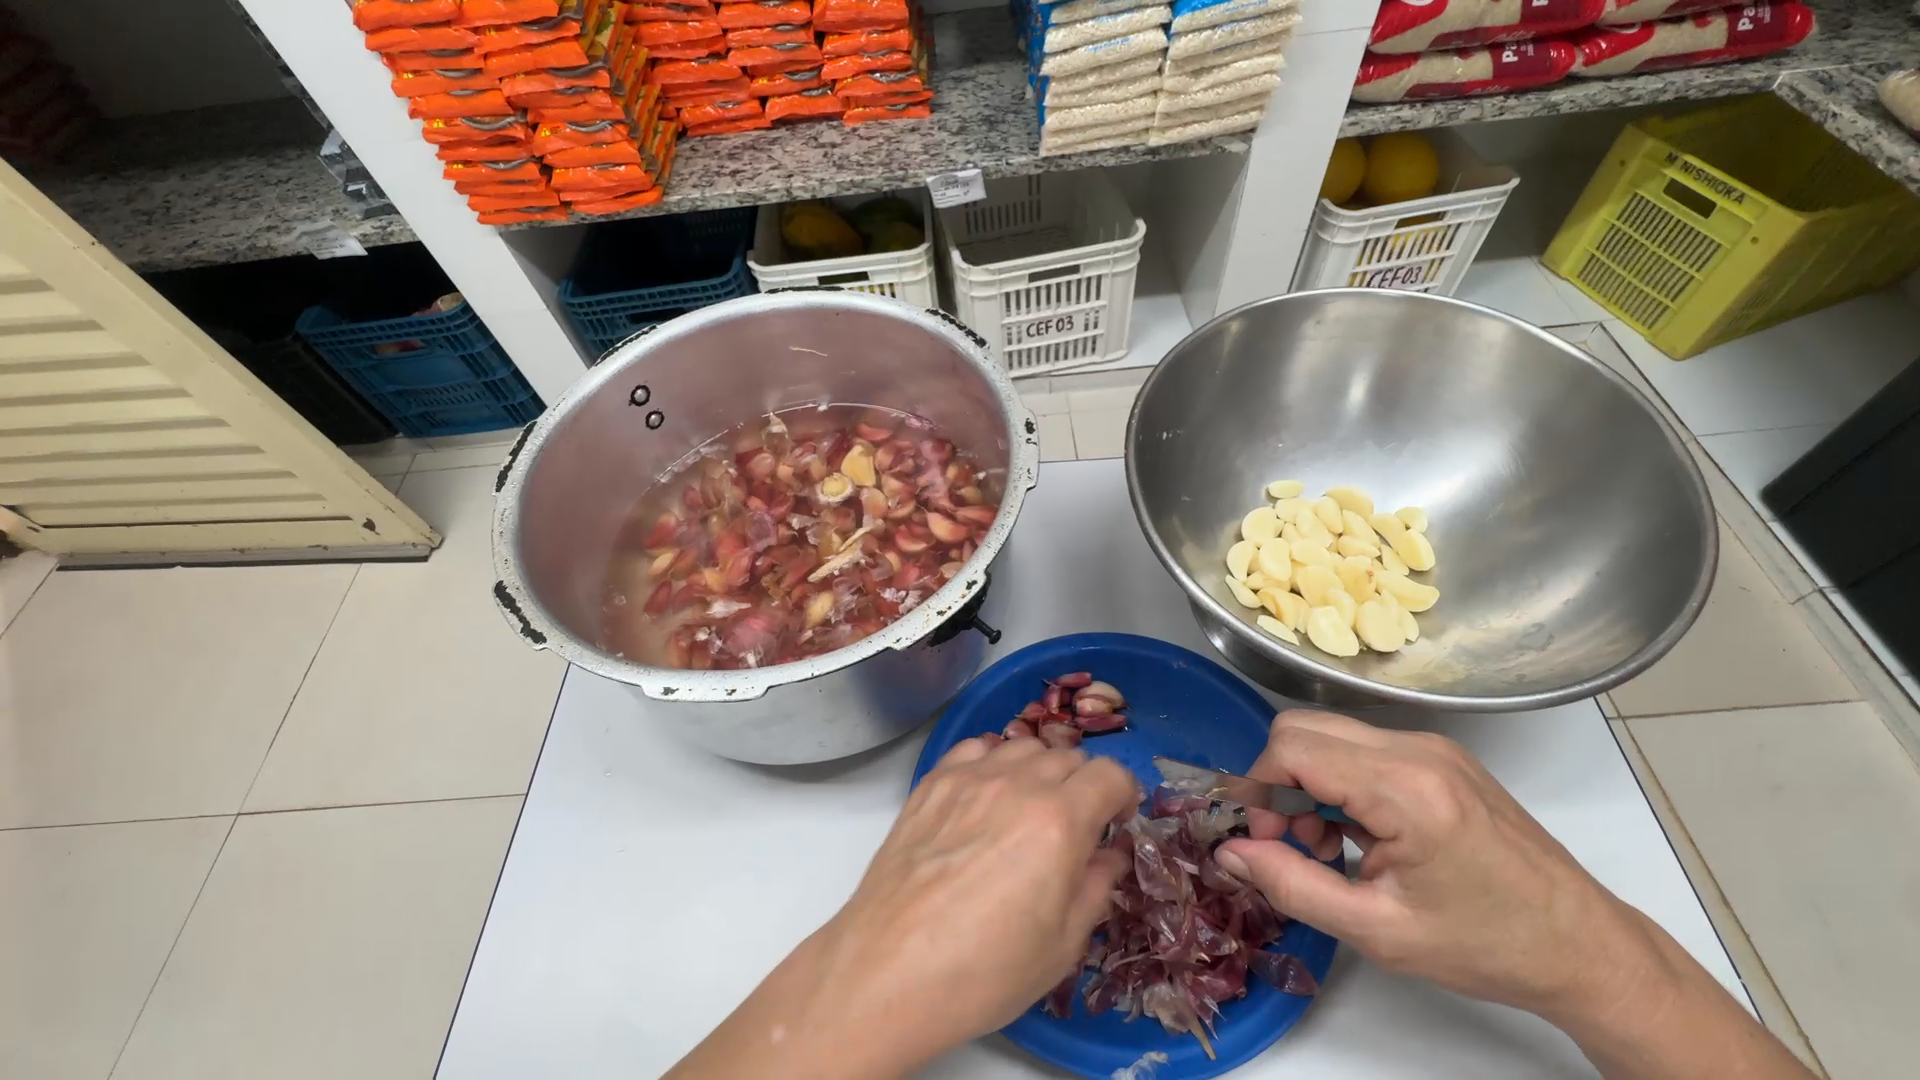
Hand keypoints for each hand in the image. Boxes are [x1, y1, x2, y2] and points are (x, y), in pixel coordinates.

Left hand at [816, 737, 1137, 1070]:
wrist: (889, 971)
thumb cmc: (984, 971)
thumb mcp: (1063, 945)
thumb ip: (1096, 886)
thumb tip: (1109, 854)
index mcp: (1059, 821)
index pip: (1110, 774)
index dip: (1124, 794)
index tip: (1118, 820)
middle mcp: (1016, 784)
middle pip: (1068, 756)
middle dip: (1083, 785)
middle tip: (1075, 825)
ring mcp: (969, 778)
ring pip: (1022, 745)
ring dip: (1038, 769)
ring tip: (1029, 808)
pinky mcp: (931, 783)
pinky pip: (975, 748)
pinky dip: (992, 761)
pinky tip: (987, 795)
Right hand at [1213, 710, 1813, 1079]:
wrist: (1584, 948)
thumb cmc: (1485, 946)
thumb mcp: (1375, 931)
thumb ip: (1290, 885)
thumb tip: (1229, 853)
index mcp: (1406, 790)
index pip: (1292, 747)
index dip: (1261, 791)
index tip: (1268, 843)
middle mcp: (1417, 750)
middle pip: (1302, 728)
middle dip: (1279, 782)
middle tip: (1294, 842)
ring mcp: (1432, 747)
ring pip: (1329, 735)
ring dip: (1308, 783)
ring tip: (1330, 846)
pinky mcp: (1440, 756)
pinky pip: (1361, 748)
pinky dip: (1340, 782)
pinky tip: (1360, 834)